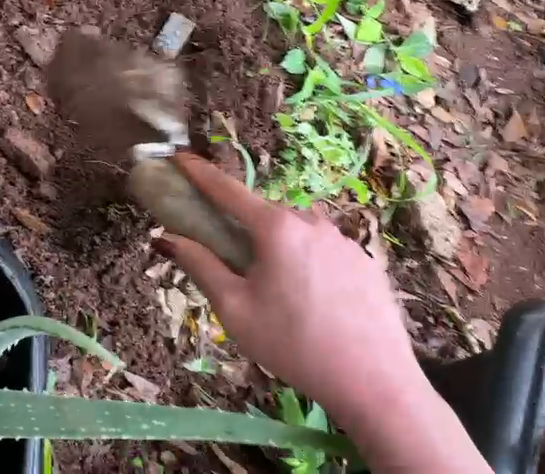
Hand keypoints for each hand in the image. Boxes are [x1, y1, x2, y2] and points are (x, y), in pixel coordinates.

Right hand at [157, 154, 490, 473]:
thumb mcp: (234, 309)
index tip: (178, 156)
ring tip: (273, 283)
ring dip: (275, 241)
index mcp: (275, 227)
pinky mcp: (365, 262)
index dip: (199, 171)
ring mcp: (343, 240)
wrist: (379, 388)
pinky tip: (308, 295)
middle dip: (240, 222)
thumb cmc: (295, 346)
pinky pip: (322, 247)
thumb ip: (199, 265)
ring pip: (295, 228)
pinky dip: (304, 257)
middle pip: (262, 211)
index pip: (227, 188)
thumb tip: (166, 237)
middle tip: (227, 251)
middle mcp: (311, 222)